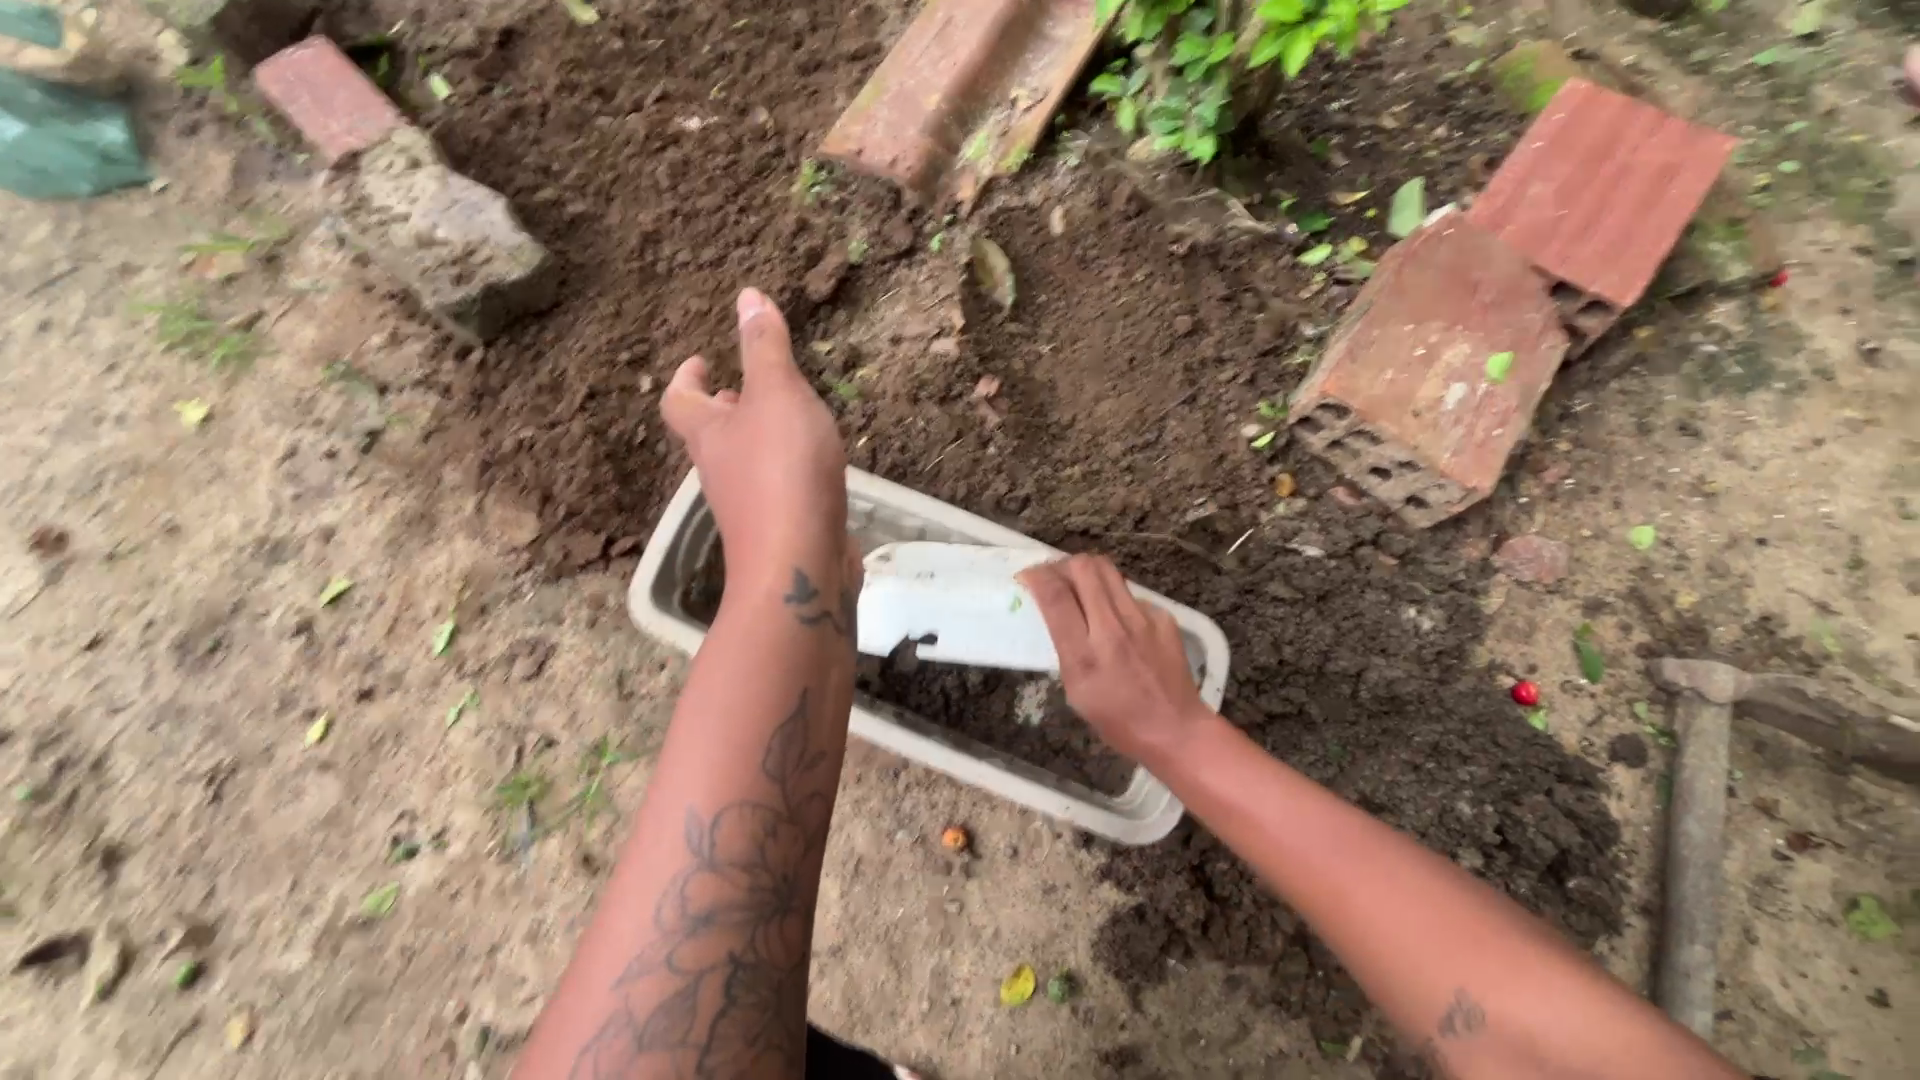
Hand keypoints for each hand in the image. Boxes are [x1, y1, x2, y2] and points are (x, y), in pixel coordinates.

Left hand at [662, 289, 850, 589]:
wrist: (798, 565)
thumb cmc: (782, 471)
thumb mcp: (777, 395)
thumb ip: (764, 348)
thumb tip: (746, 296)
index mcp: (709, 435)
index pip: (680, 401)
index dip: (686, 378)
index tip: (700, 360)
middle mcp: (721, 471)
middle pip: (711, 434)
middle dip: (726, 408)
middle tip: (745, 387)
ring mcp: (750, 506)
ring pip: (746, 463)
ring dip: (759, 439)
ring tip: (790, 420)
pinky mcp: (781, 529)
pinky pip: (779, 489)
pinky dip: (790, 470)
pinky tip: (818, 466)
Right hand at [1017, 555, 1213, 764]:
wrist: (1175, 729)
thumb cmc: (1118, 720)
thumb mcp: (1075, 690)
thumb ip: (1065, 647)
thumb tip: (1058, 612)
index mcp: (1084, 655)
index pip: (1055, 595)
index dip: (1036, 576)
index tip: (1027, 577)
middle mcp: (1113, 629)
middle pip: (1082, 568)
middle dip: (1061, 565)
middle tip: (1054, 578)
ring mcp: (1142, 619)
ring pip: (1107, 569)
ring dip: (1087, 572)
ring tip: (1080, 586)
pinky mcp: (1163, 617)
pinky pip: (1130, 593)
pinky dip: (1115, 598)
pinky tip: (1117, 619)